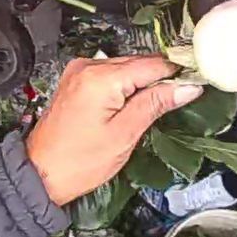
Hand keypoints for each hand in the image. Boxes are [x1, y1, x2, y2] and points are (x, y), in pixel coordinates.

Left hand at [26, 56, 203, 204]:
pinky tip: (134, 103)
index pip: (152, 64)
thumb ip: (155, 104)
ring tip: (159, 105)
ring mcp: (79, 72)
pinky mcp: (76, 82)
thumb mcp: (124, 134)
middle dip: (162, 78)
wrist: (40, 174)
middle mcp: (88, 67)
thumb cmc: (78, 162)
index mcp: (100, 77)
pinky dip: (126, 86)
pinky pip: (110, 75)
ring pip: (125, 68)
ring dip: (144, 82)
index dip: (178, 73)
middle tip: (183, 97)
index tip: (196, 84)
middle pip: (139, 62)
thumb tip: (186, 86)